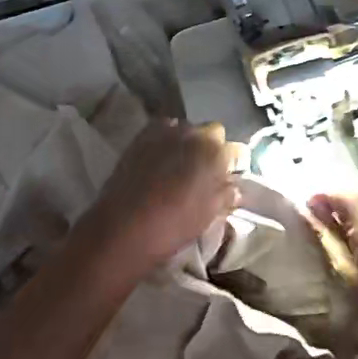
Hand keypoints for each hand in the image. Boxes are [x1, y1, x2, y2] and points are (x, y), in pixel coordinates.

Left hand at [79, 119, 241, 271]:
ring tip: (177, 168)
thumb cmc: (173, 224)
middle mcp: (190, 132)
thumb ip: (226, 195)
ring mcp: (163, 132)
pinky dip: (164, 142)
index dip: (229, 164)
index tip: (224, 178)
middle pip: (208, 133)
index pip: (233, 149)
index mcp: (213, 150)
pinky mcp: (140, 137)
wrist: (123, 228)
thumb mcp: (208, 214)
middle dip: (208, 149)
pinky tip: (158, 163)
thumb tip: (234, 187)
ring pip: (183, 130)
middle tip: (202, 174)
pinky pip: (160, 132)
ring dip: (185, 143)